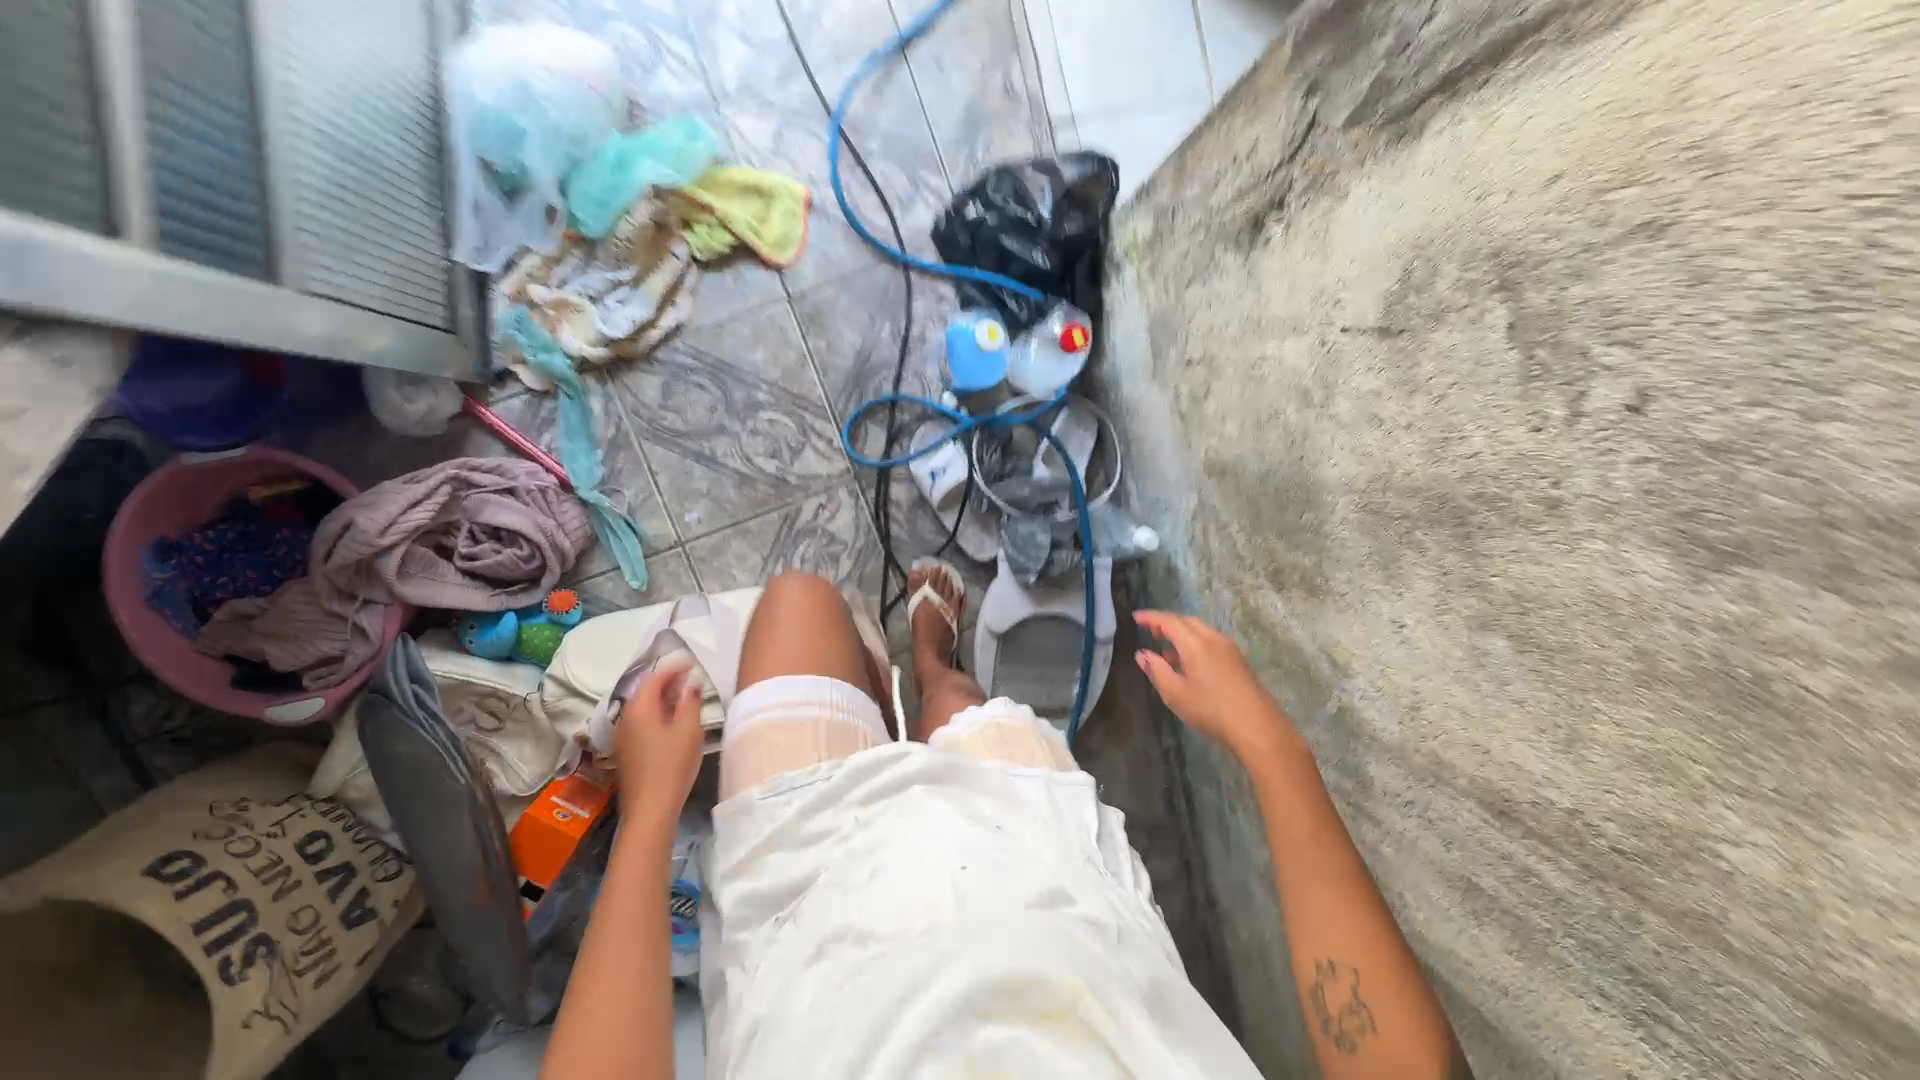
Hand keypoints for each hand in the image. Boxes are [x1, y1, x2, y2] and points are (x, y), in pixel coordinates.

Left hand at [612, 659, 704, 834]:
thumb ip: (690, 701)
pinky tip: (671, 723)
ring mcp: (623, 735)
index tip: (691, 663)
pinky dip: (656, 714)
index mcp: (639, 708)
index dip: (673, 668)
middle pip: (645, 691)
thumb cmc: (671, 765)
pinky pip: (640, 721)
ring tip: (684, 699)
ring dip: (661, 699)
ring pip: (642, 707)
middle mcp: (625, 718)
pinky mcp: (626, 751)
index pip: (654, 678)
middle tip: (689, 679)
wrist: (649, 808)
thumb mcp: (688, 730)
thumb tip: (691, 680)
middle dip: (666, 682)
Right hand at [1134, 611, 1295, 758]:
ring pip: (1201, 632)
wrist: (1257, 727)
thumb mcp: (1175, 694)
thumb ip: (1156, 670)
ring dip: (1182, 635)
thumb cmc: (1211, 710)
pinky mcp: (1239, 661)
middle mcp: (1214, 639)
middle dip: (1167, 623)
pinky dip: (1195, 644)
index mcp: (1196, 644)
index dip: (1151, 617)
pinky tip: (1190, 665)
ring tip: (1166, 652)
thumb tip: (1142, 654)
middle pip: (1187, 622)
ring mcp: (1230, 649)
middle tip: (1150, 632)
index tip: (1136, 617)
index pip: (1169, 621)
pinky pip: (1212, 642)